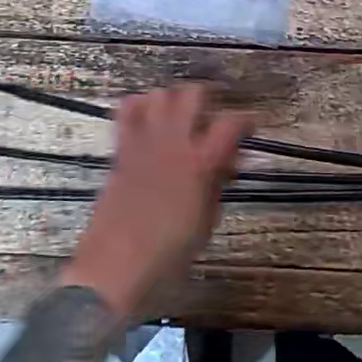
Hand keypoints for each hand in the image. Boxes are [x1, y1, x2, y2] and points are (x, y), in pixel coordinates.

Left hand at [61, 85, 251, 315]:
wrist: (113, 268)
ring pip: (159, 94)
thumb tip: (227, 163)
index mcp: (200, 164)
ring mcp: (142, 143)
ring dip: (173, 100)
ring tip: (179, 117)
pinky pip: (126, 111)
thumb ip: (217, 186)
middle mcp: (173, 144)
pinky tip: (147, 120)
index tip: (249, 126)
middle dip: (208, 98)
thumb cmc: (167, 256)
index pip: (231, 124)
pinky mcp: (119, 151)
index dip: (245, 119)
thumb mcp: (205, 224)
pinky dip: (139, 106)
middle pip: (193, 94)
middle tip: (211, 116)